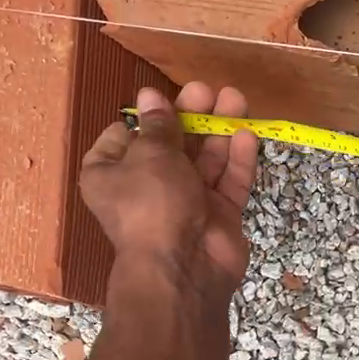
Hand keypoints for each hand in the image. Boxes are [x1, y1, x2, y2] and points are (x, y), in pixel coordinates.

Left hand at [79, 83, 259, 304]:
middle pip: (173, 144)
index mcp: (112, 173)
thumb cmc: (152, 205)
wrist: (184, 268)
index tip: (164, 100)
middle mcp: (149, 187)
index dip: (147, 117)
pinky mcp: (220, 217)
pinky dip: (237, 161)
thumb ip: (158, 126)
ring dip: (219, 131)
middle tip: (209, 91)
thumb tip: (152, 96)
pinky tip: (246, 136)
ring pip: (206, 160)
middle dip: (192, 117)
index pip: (128, 136)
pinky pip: (228, 184)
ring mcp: (188, 203)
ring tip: (236, 99)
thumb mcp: (148, 155)